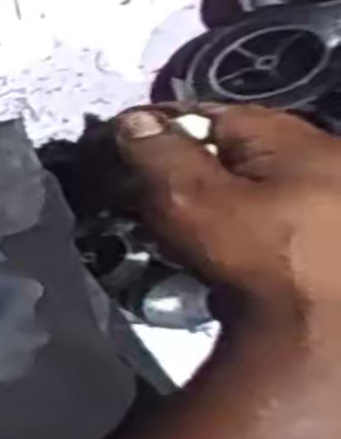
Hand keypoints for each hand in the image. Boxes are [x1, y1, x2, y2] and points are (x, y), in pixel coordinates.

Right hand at [115, 104, 340, 327]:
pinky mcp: (327, 237)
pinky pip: (268, 209)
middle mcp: (334, 163)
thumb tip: (136, 118)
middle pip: (241, 147)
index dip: (166, 122)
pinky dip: (231, 213)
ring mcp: (334, 203)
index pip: (221, 114)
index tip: (119, 139)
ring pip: (254, 179)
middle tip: (134, 177)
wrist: (319, 324)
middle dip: (186, 156)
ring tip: (163, 208)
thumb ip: (160, 152)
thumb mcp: (188, 196)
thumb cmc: (255, 251)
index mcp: (306, 145)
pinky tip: (205, 233)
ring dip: (207, 187)